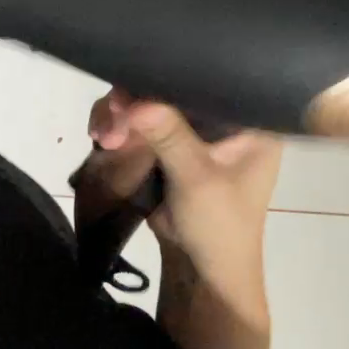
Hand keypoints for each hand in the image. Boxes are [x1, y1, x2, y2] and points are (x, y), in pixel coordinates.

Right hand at [85, 88, 282, 303]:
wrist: (202, 270)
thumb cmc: (218, 225)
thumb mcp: (197, 179)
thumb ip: (169, 136)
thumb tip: (134, 100)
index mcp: (247, 121)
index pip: (206, 81)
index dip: (167, 78)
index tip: (132, 92)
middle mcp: (221, 118)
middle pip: (169, 89)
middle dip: (133, 101)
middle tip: (110, 120)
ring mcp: (192, 131)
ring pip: (147, 103)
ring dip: (119, 116)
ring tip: (102, 138)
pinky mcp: (167, 145)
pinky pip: (137, 122)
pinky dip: (117, 126)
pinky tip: (101, 137)